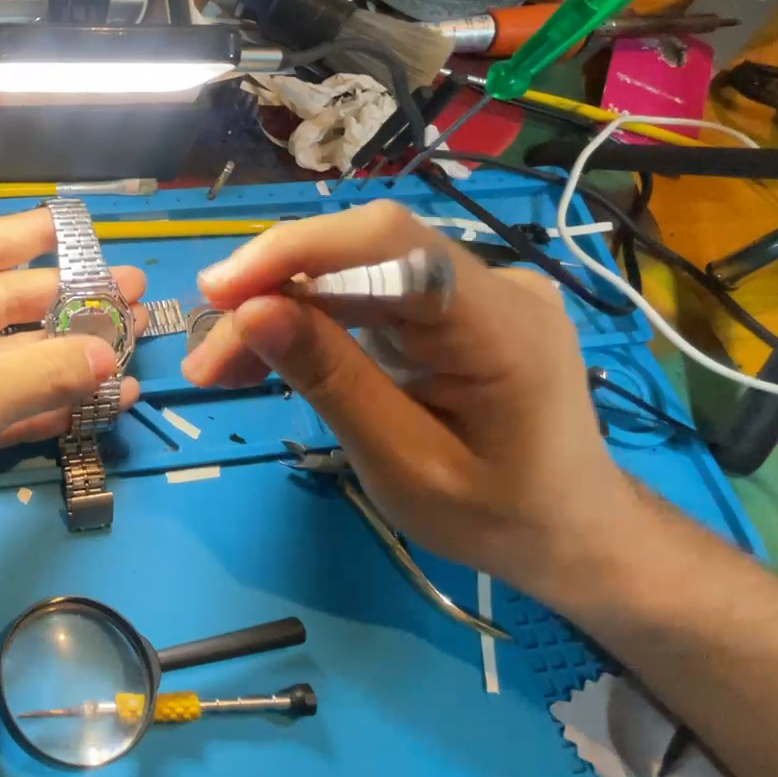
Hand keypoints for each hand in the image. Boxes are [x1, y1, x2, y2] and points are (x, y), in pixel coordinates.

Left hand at [0, 209, 145, 614]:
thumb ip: (40, 371)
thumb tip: (109, 352)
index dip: (33, 235)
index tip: (85, 228)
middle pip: (6, 302)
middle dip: (68, 299)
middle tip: (133, 295)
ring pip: (14, 357)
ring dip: (70, 354)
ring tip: (132, 344)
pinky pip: (10, 404)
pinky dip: (52, 402)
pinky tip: (103, 400)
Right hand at [180, 200, 642, 597]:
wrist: (572, 534)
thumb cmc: (498, 516)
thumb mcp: (404, 465)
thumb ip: (331, 382)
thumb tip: (250, 312)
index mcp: (501, 323)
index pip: (388, 242)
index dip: (294, 251)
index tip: (218, 294)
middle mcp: (490, 284)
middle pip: (354, 259)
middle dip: (266, 298)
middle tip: (205, 361)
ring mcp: (466, 291)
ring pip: (345, 276)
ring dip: (273, 316)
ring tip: (218, 371)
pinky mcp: (443, 308)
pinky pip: (358, 298)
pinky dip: (302, 326)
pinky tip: (261, 360)